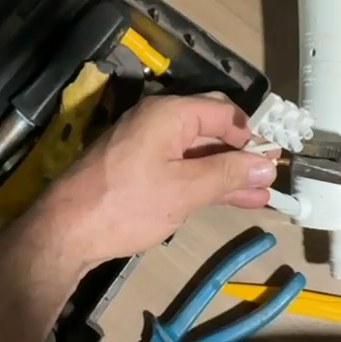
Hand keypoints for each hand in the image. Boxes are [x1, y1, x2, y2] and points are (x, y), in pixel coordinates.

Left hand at [23, 95, 276, 273]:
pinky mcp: (140, 166)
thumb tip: (266, 164)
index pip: (223, 112)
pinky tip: (232, 197)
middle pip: (211, 127)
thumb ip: (228, 174)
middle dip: (242, 152)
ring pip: (198, 150)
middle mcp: (158, 120)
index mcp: (168, 113)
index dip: (251, 134)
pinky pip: (182, 165)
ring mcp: (148, 143)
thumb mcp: (185, 190)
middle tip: (270, 175)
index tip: (274, 158)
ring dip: (227, 170)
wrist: (66, 230)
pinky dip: (206, 179)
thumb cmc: (127, 204)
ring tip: (261, 193)